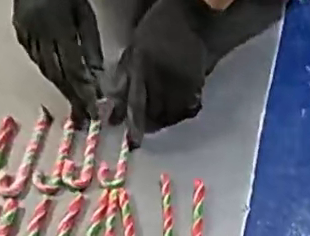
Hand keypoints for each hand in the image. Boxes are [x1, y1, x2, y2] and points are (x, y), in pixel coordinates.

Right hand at [15, 0, 105, 117]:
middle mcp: (41, 34)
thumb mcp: (85, 13)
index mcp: (60, 27)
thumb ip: (91, 45)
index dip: (84, 94)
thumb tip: (97, 79)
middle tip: (83, 116)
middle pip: (58, 75)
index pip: (74, 70)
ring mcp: (27, 33)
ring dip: (61, 86)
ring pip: (45, 70)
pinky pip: (35, 58)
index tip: (93, 113)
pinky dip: (48, 70)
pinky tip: (58, 77)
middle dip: (72, 97)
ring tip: (73, 100)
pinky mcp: (20, 32)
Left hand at [107, 0, 210, 136]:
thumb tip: (113, 120)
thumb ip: (122, 85)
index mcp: (142, 65)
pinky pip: (186, 111)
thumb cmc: (155, 34)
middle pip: (154, 115)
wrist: (190, 17)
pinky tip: (177, 103)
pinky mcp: (196, 85)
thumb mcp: (131, 52)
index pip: (136, 104)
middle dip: (149, 123)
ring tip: (163, 109)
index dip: (135, 126)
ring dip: (164, 120)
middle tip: (148, 122)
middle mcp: (161, 76)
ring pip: (170, 117)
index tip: (134, 144)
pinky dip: (180, 112)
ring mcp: (180, 82)